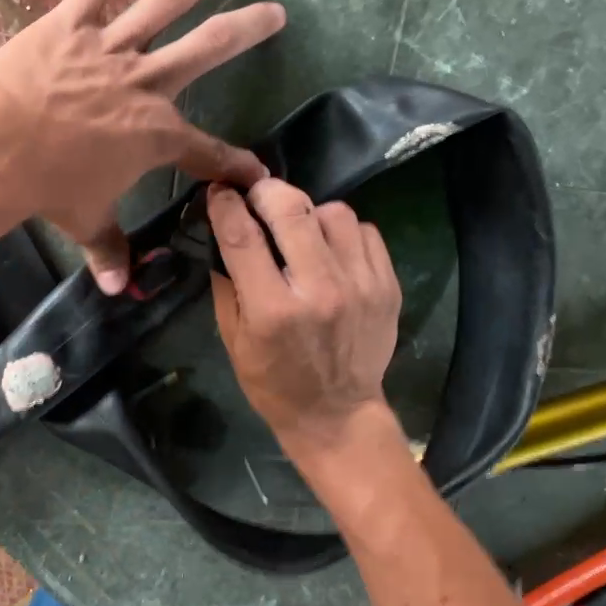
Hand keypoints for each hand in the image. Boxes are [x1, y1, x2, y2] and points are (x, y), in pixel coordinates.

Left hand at [0, 0, 284, 292]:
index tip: (258, 172)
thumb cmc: (48, 189)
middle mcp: (145, 85)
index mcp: (155, 135)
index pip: (206, 152)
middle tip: (275, 13)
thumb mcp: (85, 222)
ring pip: (165, 4)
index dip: (233, 164)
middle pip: (208, 51)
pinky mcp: (70, 25)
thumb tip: (119, 290)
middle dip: (246, 31)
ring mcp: (110, 49)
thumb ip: (108, 251)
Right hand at [208, 180, 402, 457]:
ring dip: (308, 213)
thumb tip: (222, 230)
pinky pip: (364, 231)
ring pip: (333, 212)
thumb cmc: (273, 381)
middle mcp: (318, 290)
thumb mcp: (233, 338)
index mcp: (272, 310)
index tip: (219, 192)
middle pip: (291, 208)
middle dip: (265, 191)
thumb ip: (227, 282)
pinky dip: (341, 232)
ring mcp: (360, 285)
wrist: (337, 413)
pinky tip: (329, 251)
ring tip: (298, 231)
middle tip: (256, 196)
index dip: (226, 204)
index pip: (242, 236)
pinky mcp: (386, 285)